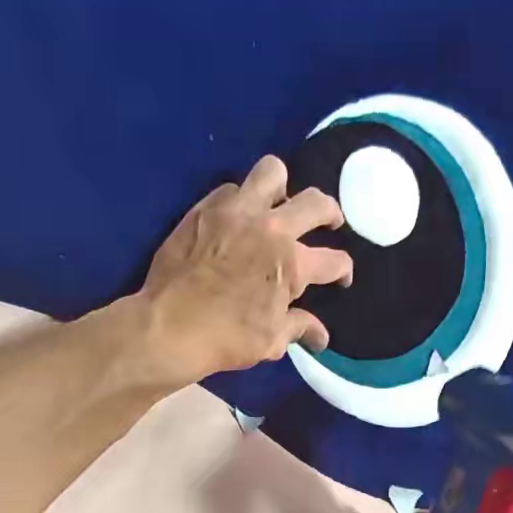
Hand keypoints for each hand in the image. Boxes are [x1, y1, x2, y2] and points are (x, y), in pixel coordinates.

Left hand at [138, 155, 352, 382]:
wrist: (169, 328)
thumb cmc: (225, 339)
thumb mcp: (269, 340)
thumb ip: (298, 328)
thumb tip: (320, 336)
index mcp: (292, 264)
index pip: (334, 261)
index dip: (343, 271)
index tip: (340, 278)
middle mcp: (271, 229)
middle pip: (315, 203)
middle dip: (329, 212)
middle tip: (327, 222)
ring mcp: (236, 213)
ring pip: (272, 172)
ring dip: (282, 186)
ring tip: (279, 203)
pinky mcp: (204, 209)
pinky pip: (230, 188)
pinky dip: (240, 199)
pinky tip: (236, 217)